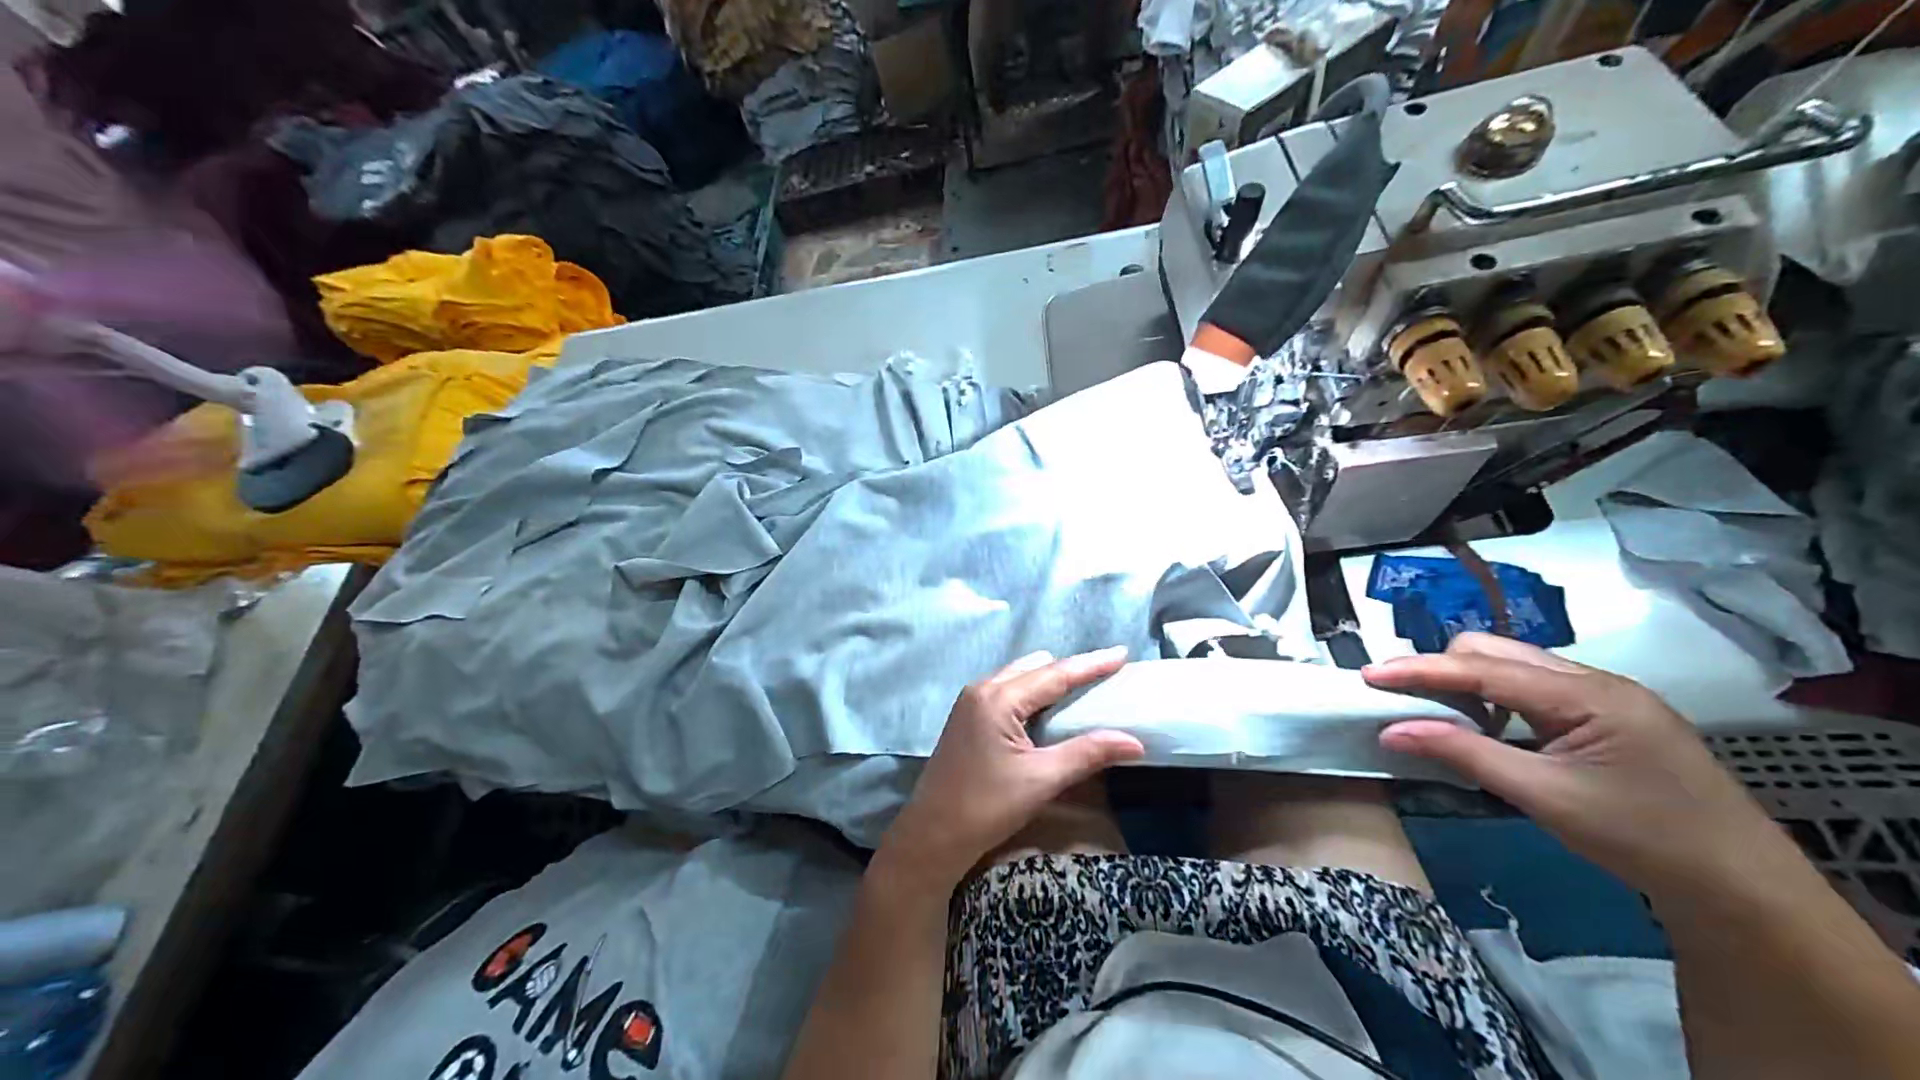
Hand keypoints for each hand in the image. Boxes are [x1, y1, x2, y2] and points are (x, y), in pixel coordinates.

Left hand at [878, 648, 1145, 889]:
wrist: (932, 836)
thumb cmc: (986, 807)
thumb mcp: (1042, 780)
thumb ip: (1088, 753)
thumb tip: (1135, 742)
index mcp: (998, 699)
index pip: (1055, 673)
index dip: (1091, 663)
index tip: (1122, 652)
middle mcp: (982, 689)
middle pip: (1036, 667)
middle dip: (1070, 670)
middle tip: (1105, 680)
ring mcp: (970, 702)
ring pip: (1019, 676)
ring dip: (1049, 681)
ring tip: (1082, 694)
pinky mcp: (966, 717)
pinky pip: (1007, 691)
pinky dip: (1031, 695)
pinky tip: (1048, 713)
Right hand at [1363, 633, 1786, 898]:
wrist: (1739, 886)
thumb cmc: (1641, 838)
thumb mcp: (1543, 796)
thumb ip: (1463, 754)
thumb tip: (1391, 730)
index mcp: (1587, 694)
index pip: (1484, 667)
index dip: (1421, 669)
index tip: (1369, 675)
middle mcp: (1595, 680)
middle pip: (1496, 650)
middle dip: (1442, 668)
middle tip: (1402, 699)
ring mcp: (1605, 694)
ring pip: (1514, 664)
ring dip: (1469, 681)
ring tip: (1437, 713)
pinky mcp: (1608, 713)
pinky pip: (1534, 686)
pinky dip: (1497, 698)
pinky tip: (1489, 727)